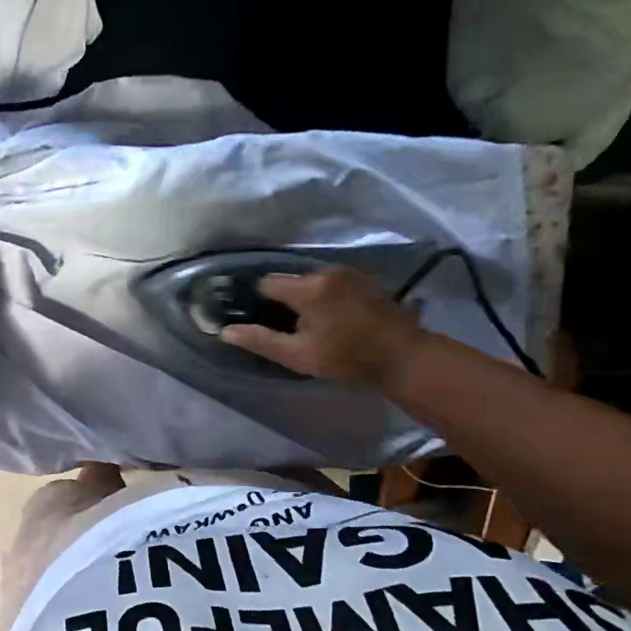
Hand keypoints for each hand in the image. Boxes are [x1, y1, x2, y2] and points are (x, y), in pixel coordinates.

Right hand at [218, 267, 424, 384]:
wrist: (404, 357)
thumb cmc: (346, 358)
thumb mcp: (298, 356)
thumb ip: (260, 341)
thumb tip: (225, 332)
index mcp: (308, 288)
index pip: (267, 284)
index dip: (259, 302)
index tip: (260, 319)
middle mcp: (327, 271)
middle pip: (291, 281)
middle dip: (285, 301)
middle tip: (287, 328)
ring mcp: (350, 273)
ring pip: (313, 282)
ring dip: (307, 299)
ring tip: (311, 324)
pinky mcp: (366, 280)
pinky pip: (333, 284)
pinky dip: (327, 297)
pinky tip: (333, 318)